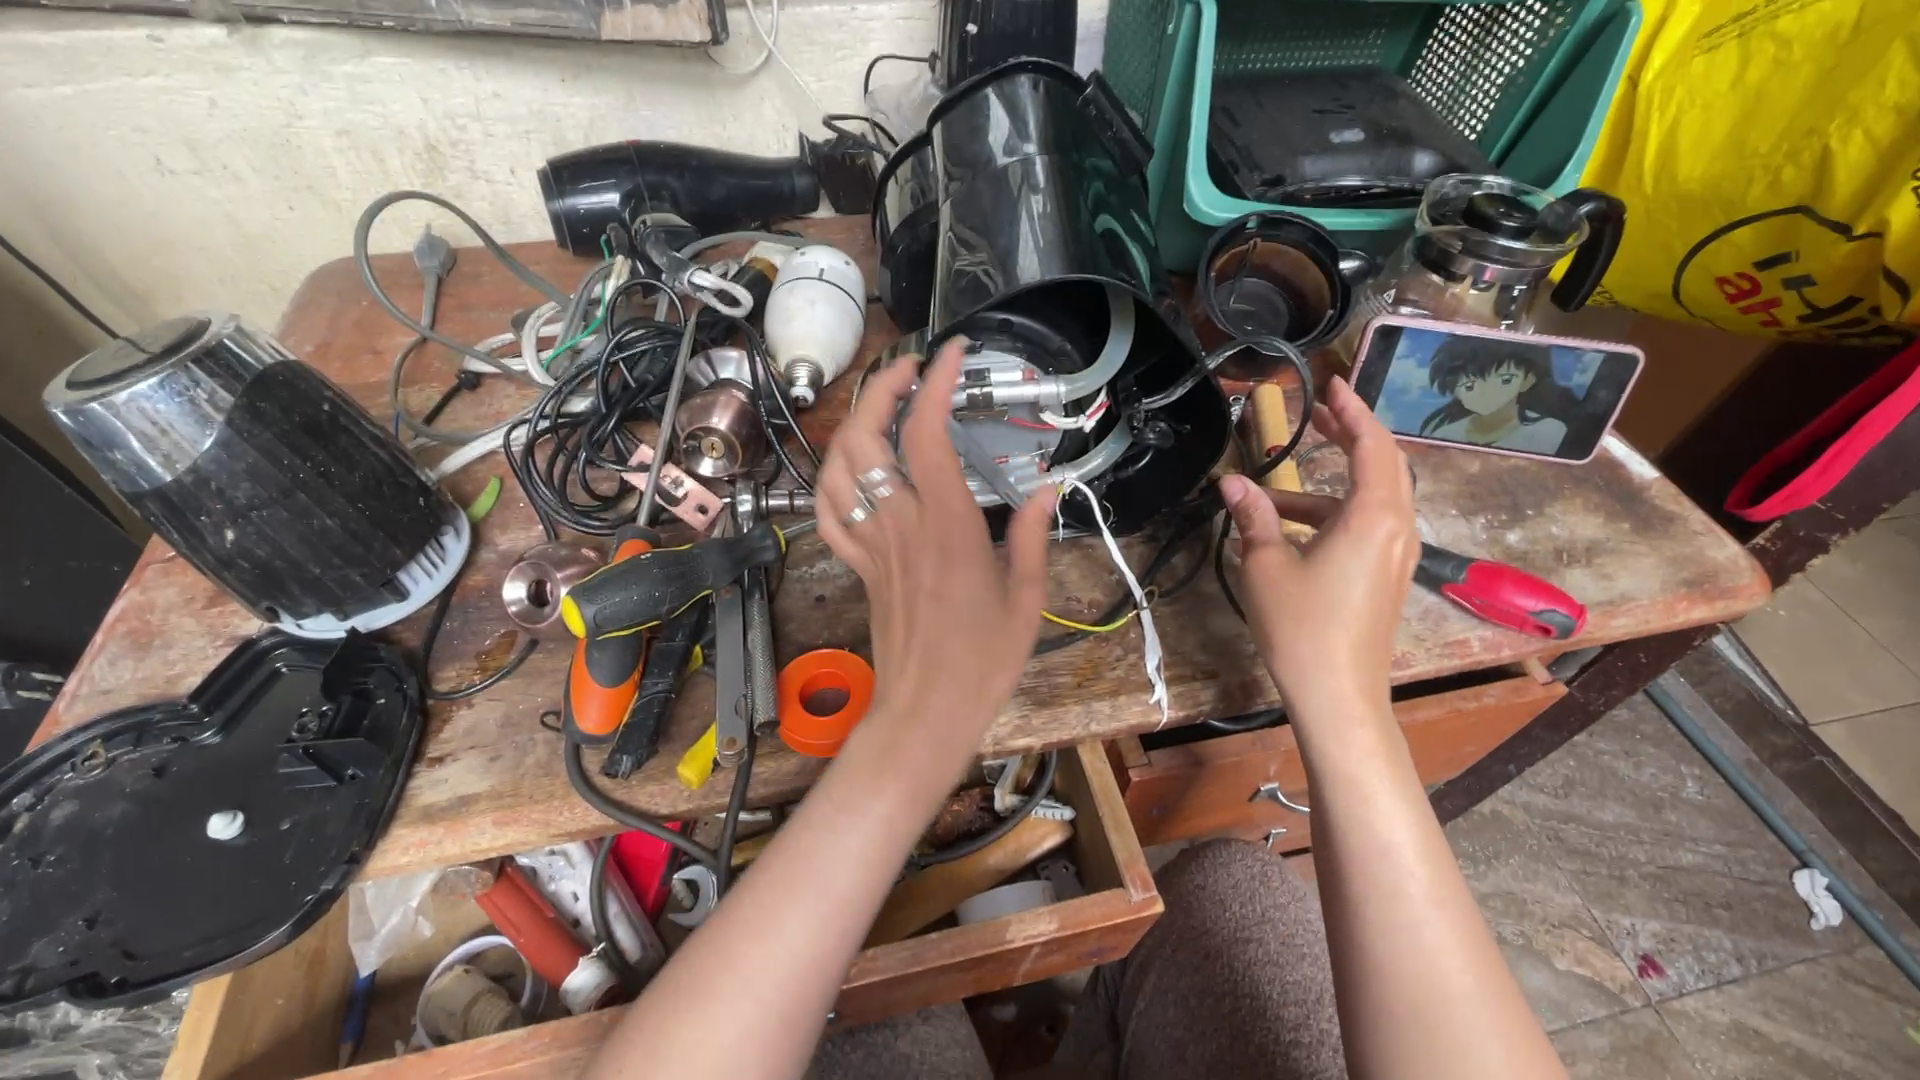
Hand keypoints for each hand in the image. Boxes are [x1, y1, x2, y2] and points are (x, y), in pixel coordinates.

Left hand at [815, 339, 1058, 735]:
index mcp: (948, 526)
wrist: (926, 711)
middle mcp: (901, 524)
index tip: (950, 352)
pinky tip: (849, 467)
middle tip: (908, 366)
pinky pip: (828, 513)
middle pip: (867, 436)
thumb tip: (1049, 488)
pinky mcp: (857, 566)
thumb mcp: (1027, 599)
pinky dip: (830, 479)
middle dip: (880, 387)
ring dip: (852, 423)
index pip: (927, 434)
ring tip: (879, 403)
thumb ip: (1032, 536)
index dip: (933, 383)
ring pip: (838, 467)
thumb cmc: (982, 661)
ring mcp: (870, 544)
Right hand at [1221, 376, 1417, 719]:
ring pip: (1374, 498)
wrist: (1337, 694)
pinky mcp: (1385, 576)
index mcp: (1373, 516)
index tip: (1330, 385)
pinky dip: (1335, 513)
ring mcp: (1395, 555)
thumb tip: (1231, 483)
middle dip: (1350, 435)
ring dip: (1332, 481)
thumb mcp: (1266, 566)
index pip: (1372, 445)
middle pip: (1384, 464)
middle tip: (1316, 415)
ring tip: (1279, 482)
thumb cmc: (1301, 626)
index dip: (1352, 411)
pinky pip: (1368, 525)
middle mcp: (1396, 528)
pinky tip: (1291, 527)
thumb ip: (1252, 517)